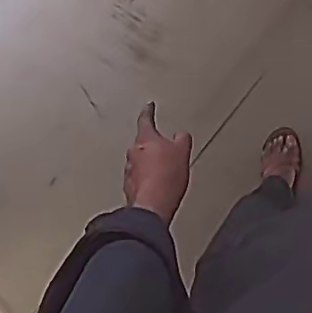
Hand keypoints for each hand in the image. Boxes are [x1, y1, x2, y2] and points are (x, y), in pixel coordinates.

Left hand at [124, 102, 191, 224]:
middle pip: (142, 142)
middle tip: (164, 150)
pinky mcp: (129, 187)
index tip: (148, 106)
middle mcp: (133, 152)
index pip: (145, 119)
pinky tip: (156, 186)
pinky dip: (146, 179)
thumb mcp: (182, 152)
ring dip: (149, 164)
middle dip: (153, 145)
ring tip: (164, 173)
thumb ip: (182, 138)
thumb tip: (181, 135)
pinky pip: (138, 178)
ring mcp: (129, 170)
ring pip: (139, 161)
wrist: (152, 206)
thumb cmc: (165, 179)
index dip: (148, 111)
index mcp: (145, 139)